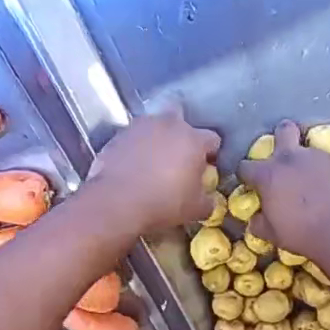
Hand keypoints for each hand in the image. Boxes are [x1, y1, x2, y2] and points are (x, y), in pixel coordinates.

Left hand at [83, 107, 221, 233]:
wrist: (116, 202)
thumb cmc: (164, 203)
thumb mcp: (196, 210)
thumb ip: (207, 200)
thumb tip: (209, 199)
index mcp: (193, 139)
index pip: (212, 139)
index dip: (211, 154)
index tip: (207, 169)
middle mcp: (168, 124)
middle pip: (181, 120)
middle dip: (182, 135)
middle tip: (179, 158)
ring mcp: (140, 127)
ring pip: (154, 127)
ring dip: (157, 140)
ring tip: (153, 163)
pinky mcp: (117, 136)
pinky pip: (132, 139)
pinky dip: (135, 149)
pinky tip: (133, 168)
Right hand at [238, 120, 329, 260]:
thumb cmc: (302, 233)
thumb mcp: (272, 234)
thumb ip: (259, 223)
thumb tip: (255, 219)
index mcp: (268, 174)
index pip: (246, 166)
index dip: (246, 175)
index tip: (251, 184)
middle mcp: (290, 158)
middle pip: (283, 130)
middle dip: (281, 136)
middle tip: (284, 156)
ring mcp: (317, 157)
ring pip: (308, 148)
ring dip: (306, 161)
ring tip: (312, 181)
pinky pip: (327, 162)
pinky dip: (325, 172)